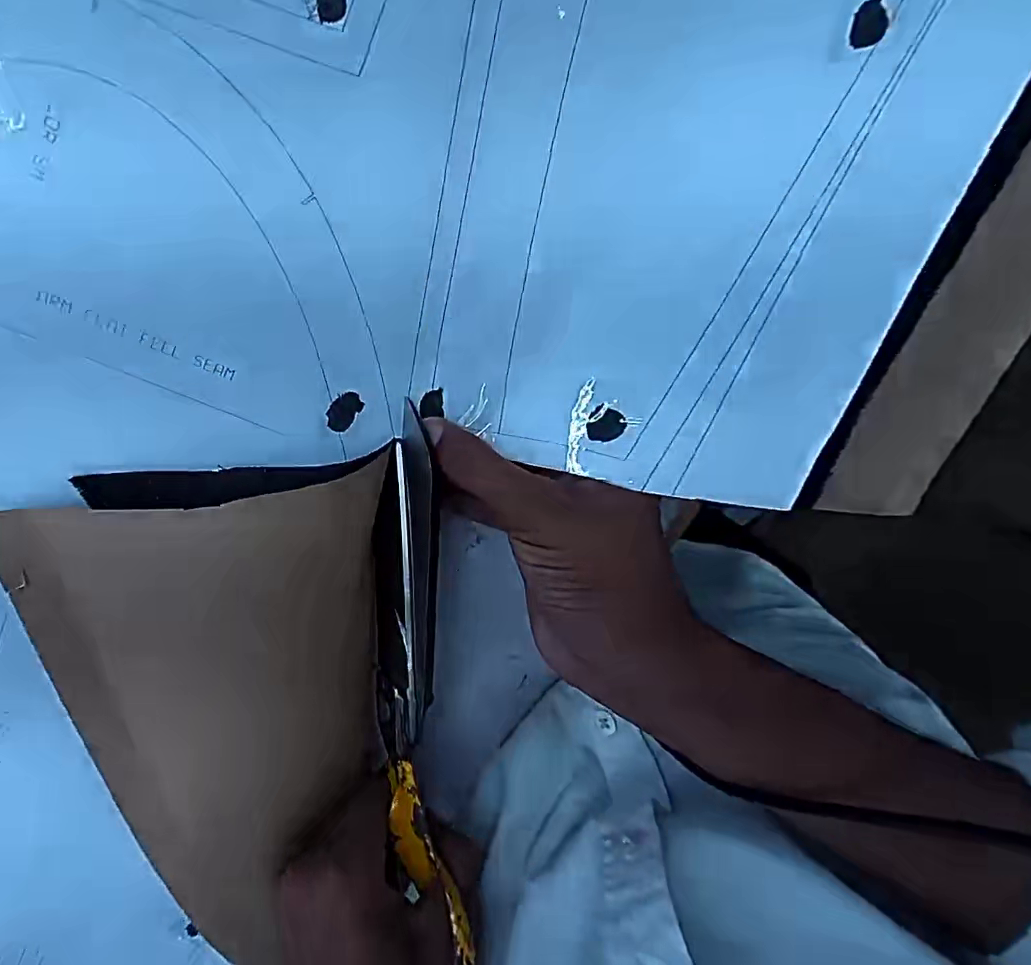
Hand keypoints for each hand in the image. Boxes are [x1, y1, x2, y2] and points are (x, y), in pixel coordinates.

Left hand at [278, 775, 481, 964]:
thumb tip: (450, 828)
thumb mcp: (440, 935)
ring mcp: (289, 878)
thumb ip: (451, 868)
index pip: (370, 796)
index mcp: (345, 869)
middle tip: (413, 850)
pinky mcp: (283, 892)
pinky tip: (363, 889)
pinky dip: (343, 855)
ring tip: (389, 875)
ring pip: (333, 828)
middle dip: (384, 821)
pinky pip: (318, 851)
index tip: (421, 808)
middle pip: (351, 810)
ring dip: (363, 837)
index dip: (401, 795)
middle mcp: (307, 862)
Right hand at [422, 417, 705, 697]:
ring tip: (416, 429)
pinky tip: (426, 475)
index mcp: (603, 454)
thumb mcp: (542, 516)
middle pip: (519, 437)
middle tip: (423, 395)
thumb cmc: (599, 579)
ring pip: (501, 468)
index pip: (548, 407)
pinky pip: (490, 498)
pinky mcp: (529, 531)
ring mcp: (552, 503)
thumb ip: (485, 472)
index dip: (502, 390)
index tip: (452, 371)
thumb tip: (431, 427)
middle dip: (476, 422)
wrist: (614, 658)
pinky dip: (460, 490)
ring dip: (464, 458)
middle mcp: (577, 471)